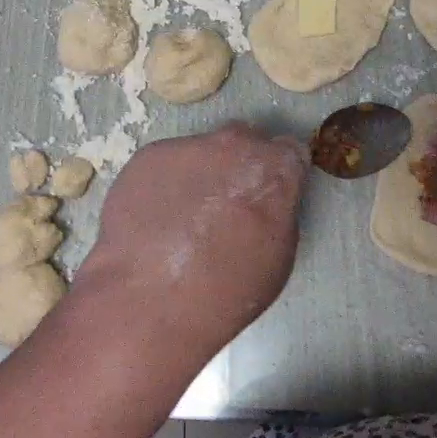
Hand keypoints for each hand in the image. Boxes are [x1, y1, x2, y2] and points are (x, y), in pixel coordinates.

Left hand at [69, 123, 306, 358]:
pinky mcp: (147, 156)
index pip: (289, 151)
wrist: (150, 296)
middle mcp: (232, 145)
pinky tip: (155, 218)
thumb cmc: (226, 288)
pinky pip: (165, 163)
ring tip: (183, 217)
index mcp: (275, 168)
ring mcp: (186, 147)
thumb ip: (277, 210)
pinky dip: (165, 183)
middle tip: (225, 204)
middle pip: (243, 141)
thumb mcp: (279, 255)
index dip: (278, 174)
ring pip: (200, 151)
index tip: (268, 194)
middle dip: (239, 165)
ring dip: (200, 174)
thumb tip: (266, 199)